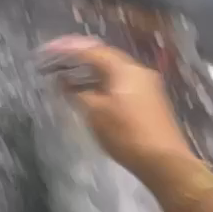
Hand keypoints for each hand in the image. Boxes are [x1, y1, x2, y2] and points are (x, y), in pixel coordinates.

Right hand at [38, 36, 199, 179]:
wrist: (164, 162)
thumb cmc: (126, 134)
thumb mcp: (94, 113)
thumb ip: (76, 92)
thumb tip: (62, 81)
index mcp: (125, 70)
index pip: (92, 51)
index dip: (68, 49)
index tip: (48, 51)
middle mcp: (138, 71)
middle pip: (104, 57)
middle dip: (79, 58)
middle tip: (57, 60)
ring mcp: (146, 86)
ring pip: (113, 71)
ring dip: (90, 71)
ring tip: (68, 76)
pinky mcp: (149, 101)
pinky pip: (119, 82)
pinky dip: (101, 83)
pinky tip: (89, 92)